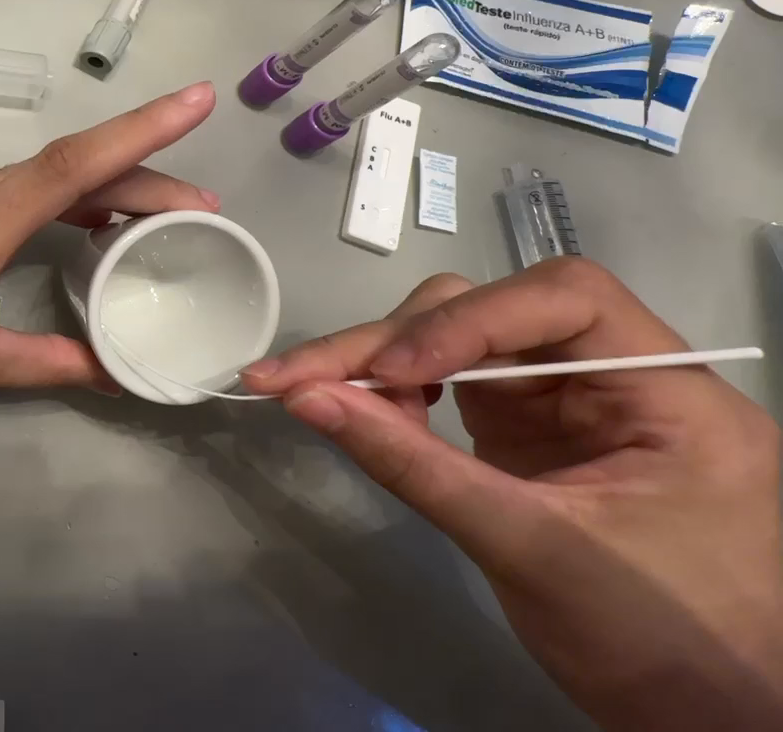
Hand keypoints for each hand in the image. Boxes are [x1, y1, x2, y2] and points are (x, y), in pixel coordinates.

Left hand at [0, 81, 218, 423]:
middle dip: (134, 174)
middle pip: (59, 168)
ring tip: (156, 215)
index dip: (137, 132)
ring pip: (31, 179)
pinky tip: (78, 225)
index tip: (195, 101)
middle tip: (200, 205)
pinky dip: (52, 202)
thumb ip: (43, 361)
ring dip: (94, 187)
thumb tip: (114, 373)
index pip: (68, 166)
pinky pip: (2, 196)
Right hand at [242, 258, 782, 730]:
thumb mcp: (528, 547)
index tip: (390, 372)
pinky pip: (438, 380)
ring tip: (303, 391)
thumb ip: (412, 465)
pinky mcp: (517, 426)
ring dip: (372, 360)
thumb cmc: (653, 639)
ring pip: (449, 337)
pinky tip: (345, 407)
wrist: (700, 721)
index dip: (468, 320)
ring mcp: (560, 401)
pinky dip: (385, 390)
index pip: (563, 300)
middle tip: (290, 376)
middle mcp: (611, 378)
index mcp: (667, 395)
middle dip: (384, 342)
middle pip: (483, 314)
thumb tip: (301, 398)